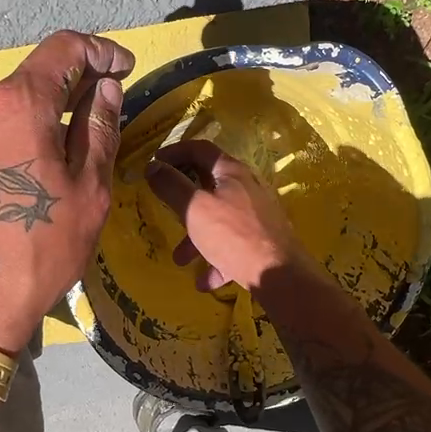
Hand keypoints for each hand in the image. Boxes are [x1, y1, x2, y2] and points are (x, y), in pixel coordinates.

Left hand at [0, 30, 135, 353]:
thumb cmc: (38, 252)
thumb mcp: (88, 194)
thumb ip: (98, 131)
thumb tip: (104, 89)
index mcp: (17, 104)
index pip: (63, 49)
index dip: (99, 51)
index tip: (122, 68)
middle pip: (28, 85)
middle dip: (67, 95)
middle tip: (95, 120)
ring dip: (31, 129)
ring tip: (52, 168)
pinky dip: (2, 154)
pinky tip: (13, 190)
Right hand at [144, 140, 311, 292]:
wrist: (278, 273)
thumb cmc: (232, 235)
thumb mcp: (194, 208)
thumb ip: (172, 186)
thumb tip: (152, 166)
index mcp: (232, 172)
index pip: (200, 150)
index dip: (174, 152)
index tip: (154, 163)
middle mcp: (248, 189)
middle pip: (208, 187)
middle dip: (183, 204)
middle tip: (165, 211)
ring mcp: (257, 216)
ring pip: (219, 221)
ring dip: (196, 239)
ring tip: (181, 260)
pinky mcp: (263, 241)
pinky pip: (232, 246)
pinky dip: (216, 261)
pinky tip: (205, 281)